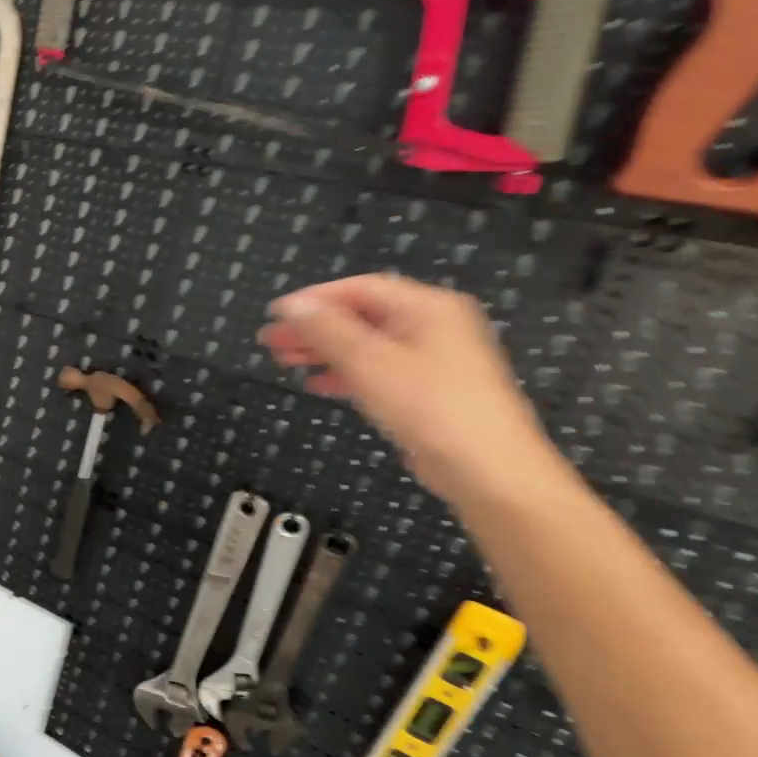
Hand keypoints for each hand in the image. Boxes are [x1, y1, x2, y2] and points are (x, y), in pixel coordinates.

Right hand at [260, 274, 566, 505]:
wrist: (486, 467)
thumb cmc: (428, 405)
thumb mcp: (369, 362)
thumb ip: (327, 330)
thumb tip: (291, 305)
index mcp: (426, 307)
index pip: (359, 289)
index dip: (313, 299)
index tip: (275, 315)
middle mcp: (432, 325)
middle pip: (361, 315)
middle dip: (314, 327)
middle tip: (271, 342)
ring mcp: (431, 358)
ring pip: (366, 344)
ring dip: (324, 350)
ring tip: (285, 361)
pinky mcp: (426, 389)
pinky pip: (377, 369)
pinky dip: (345, 373)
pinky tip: (317, 384)